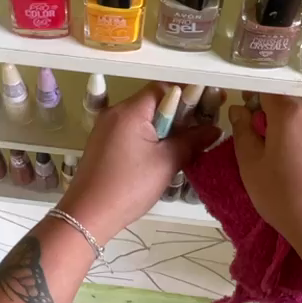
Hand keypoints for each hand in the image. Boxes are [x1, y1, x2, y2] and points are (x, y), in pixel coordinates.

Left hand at [58, 83, 219, 239]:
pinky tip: (164, 153)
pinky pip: (132, 131)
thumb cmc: (129, 186)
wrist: (88, 214)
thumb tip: (213, 129)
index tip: (210, 104)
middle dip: (180, 112)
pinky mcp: (103, 144)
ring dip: (166, 127)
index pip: (164, 88)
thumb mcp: (166, 163)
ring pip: (143, 118)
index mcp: (130, 111)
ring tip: (188, 142)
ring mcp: (106, 129)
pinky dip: (150, 137)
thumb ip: (192, 141)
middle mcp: (115, 113)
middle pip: (154, 102)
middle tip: (204, 125)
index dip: (189, 93)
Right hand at [229, 94, 301, 253]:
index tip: (258, 136)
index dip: (259, 112)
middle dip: (285, 130)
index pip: (269, 96)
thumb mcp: (251, 169)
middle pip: (296, 113)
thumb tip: (240, 111)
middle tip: (279, 164)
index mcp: (291, 115)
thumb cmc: (285, 200)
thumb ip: (243, 133)